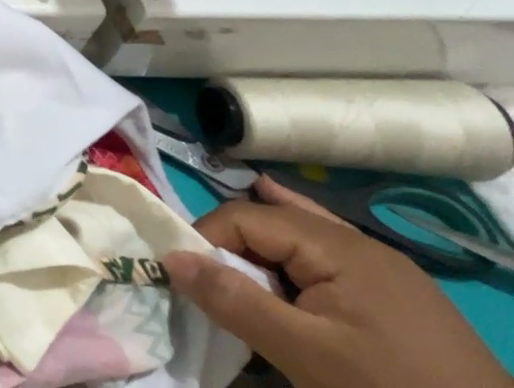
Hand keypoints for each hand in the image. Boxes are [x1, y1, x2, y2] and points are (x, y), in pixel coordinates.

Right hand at [163, 177, 509, 387]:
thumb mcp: (304, 352)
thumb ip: (234, 301)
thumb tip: (169, 257)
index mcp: (339, 248)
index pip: (244, 217)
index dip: (206, 240)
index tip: (189, 280)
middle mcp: (363, 245)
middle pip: (273, 220)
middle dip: (231, 245)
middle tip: (210, 284)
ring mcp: (388, 270)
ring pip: (302, 236)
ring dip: (262, 252)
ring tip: (235, 271)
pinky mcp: (401, 297)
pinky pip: (331, 259)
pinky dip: (296, 259)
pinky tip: (286, 263)